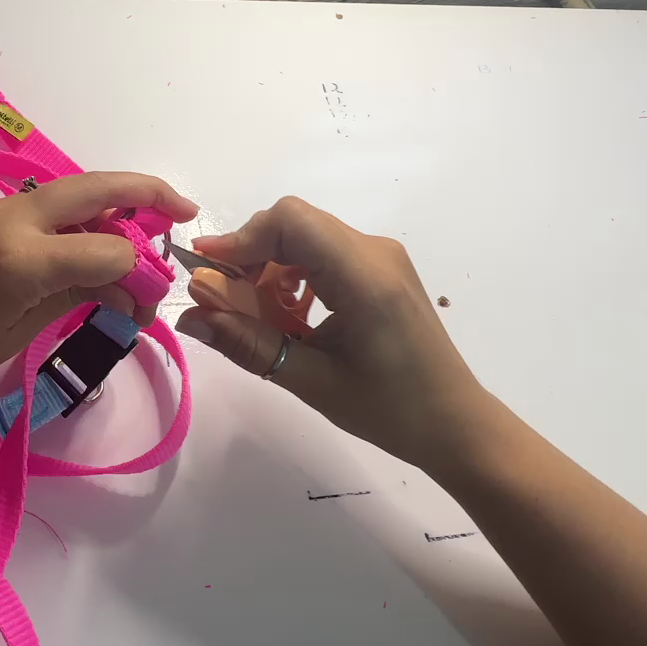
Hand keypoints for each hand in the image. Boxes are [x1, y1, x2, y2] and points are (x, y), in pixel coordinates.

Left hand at [0, 172, 197, 417]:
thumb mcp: (19, 333)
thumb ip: (78, 294)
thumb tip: (128, 285)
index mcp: (24, 257)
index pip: (109, 247)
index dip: (138, 271)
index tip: (147, 300)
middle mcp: (14, 217)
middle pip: (98, 188)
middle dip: (147, 193)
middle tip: (184, 210)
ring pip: (74, 190)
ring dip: (113, 204)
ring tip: (145, 231)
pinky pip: (48, 205)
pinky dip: (81, 217)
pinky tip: (95, 240)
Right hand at [172, 196, 494, 469]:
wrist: (457, 424)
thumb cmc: (390, 410)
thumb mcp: (311, 380)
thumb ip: (247, 343)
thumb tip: (189, 317)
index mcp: (364, 278)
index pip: (291, 222)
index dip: (240, 238)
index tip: (204, 269)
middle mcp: (375, 252)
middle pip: (294, 222)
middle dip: (250, 252)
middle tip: (226, 297)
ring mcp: (381, 256)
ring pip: (305, 233)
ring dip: (270, 262)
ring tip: (258, 310)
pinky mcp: (381, 267)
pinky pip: (322, 249)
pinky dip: (292, 269)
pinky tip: (290, 311)